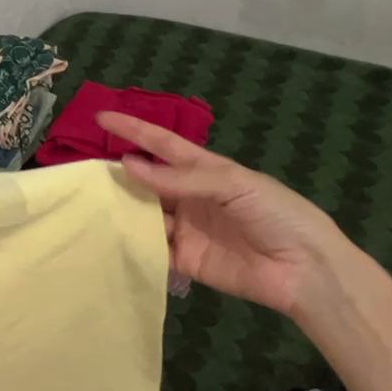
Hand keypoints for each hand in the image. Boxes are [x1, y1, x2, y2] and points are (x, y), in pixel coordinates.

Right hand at [99, 113, 351, 314]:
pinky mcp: (184, 259)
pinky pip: (151, 247)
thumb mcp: (234, 185)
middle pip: (146, 181)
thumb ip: (180, 178)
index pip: (162, 145)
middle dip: (119, 174)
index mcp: (206, 171)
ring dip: (121, 208)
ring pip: (144, 213)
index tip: (101, 118)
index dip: (133, 130)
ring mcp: (186, 228)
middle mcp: (190, 197)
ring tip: (88, 203)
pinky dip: (131, 241)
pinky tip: (109, 235)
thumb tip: (128, 166)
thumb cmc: (279, 216)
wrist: (307, 272)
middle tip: (84, 172)